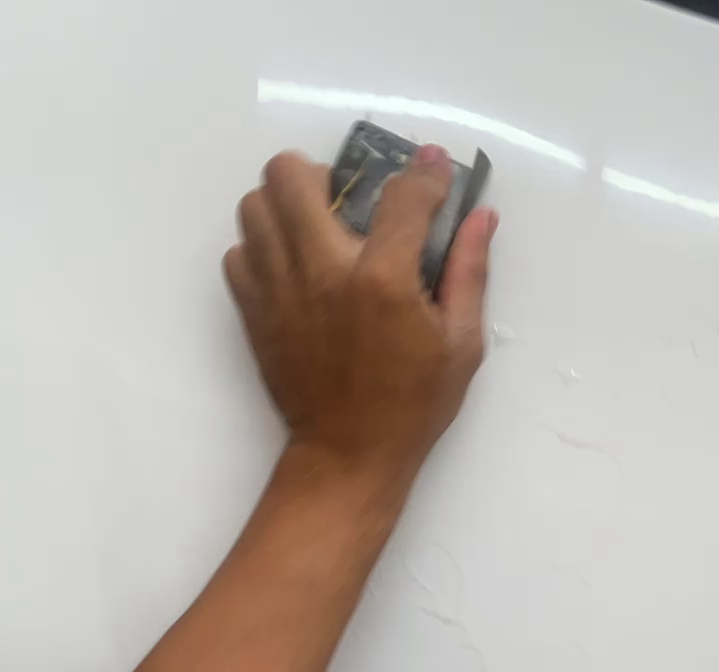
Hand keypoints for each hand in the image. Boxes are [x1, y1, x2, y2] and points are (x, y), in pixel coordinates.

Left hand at [224, 147, 497, 481]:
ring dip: (285, 207)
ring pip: (255, 204)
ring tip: (314, 235)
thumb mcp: (461, 345)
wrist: (348, 454)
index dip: (424, 172)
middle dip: (324, 175)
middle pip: (291, 174)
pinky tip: (291, 272)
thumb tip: (480, 216)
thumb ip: (469, 273)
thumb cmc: (413, 406)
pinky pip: (238, 253)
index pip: (402, 193)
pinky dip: (261, 250)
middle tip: (346, 207)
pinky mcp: (255, 313)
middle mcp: (322, 271)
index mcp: (383, 279)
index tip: (432, 170)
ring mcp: (279, 290)